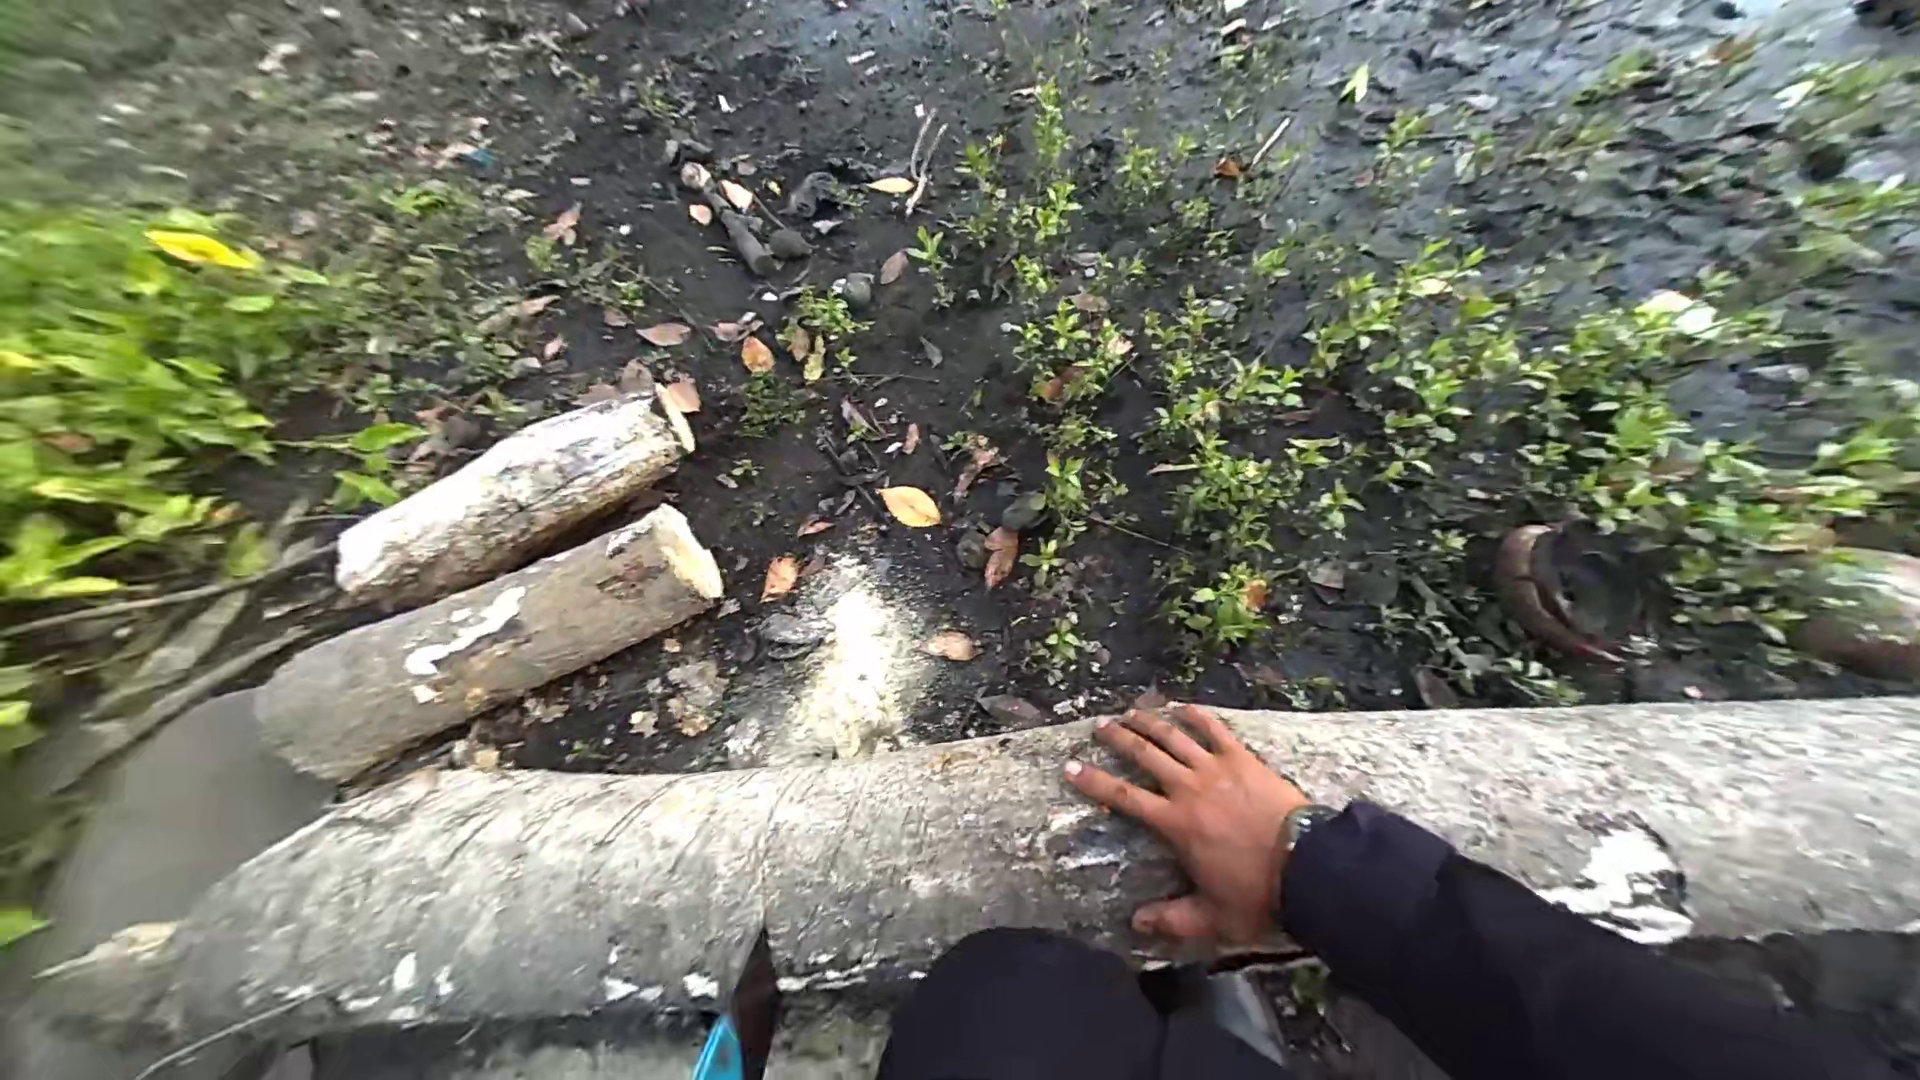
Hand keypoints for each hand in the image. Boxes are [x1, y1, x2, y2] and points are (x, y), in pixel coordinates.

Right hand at [1065, 704, 1310, 942]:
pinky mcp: (1241, 758)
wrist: (1310, 867)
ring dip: (1148, 721)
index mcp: (1175, 822)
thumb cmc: (1258, 892)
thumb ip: (1173, 919)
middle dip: (1118, 738)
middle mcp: (1187, 788)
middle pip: (1144, 754)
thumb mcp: (1213, 916)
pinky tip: (1182, 705)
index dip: (1093, 782)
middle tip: (1100, 725)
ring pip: (1173, 737)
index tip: (1070, 767)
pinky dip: (1196, 715)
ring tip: (1130, 711)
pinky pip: (1214, 729)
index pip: (1123, 797)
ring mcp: (1214, 768)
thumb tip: (1136, 924)